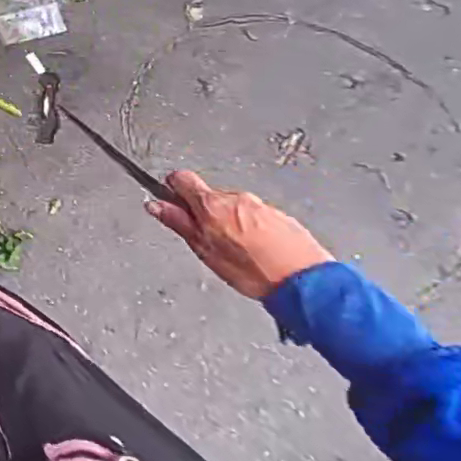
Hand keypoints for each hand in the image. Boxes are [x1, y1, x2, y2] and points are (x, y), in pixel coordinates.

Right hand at [147, 172, 331, 299]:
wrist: (304, 281)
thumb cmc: (255, 271)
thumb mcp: (205, 251)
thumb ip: (179, 224)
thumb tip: (156, 206)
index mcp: (211, 204)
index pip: (181, 178)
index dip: (172, 189)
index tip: (172, 202)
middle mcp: (235, 197)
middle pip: (208, 195)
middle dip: (204, 213)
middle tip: (209, 240)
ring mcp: (258, 204)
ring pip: (232, 207)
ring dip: (229, 222)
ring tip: (238, 252)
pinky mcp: (277, 214)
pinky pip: (254, 216)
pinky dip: (250, 229)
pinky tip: (257, 251)